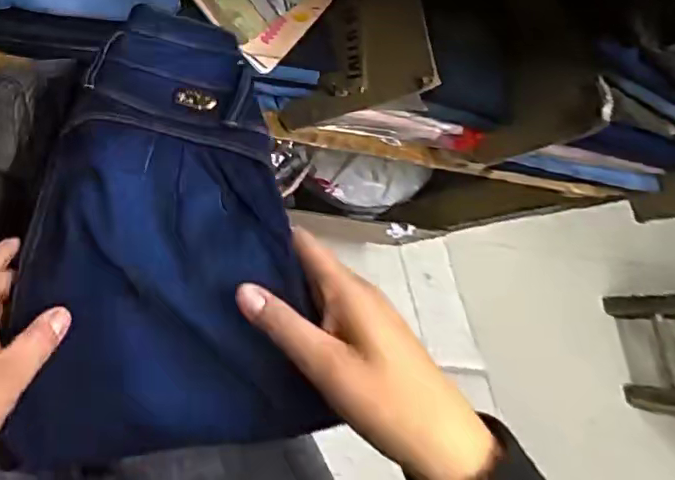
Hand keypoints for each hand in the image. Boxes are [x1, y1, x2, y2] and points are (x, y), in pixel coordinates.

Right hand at [237, 228, 498, 479]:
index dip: (274, 232)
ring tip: (249, 297)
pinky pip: (331, 309)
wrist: (442, 442)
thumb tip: (243, 287)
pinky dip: (306, 311)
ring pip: (320, 289)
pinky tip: (286, 329)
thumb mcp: (326, 365)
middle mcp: (358, 291)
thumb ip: (284, 325)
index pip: (305, 242)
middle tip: (231, 271)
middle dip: (275, 264)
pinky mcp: (371, 335)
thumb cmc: (384, 398)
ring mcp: (368, 312)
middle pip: (310, 264)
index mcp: (348, 288)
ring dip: (289, 290)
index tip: (239, 231)